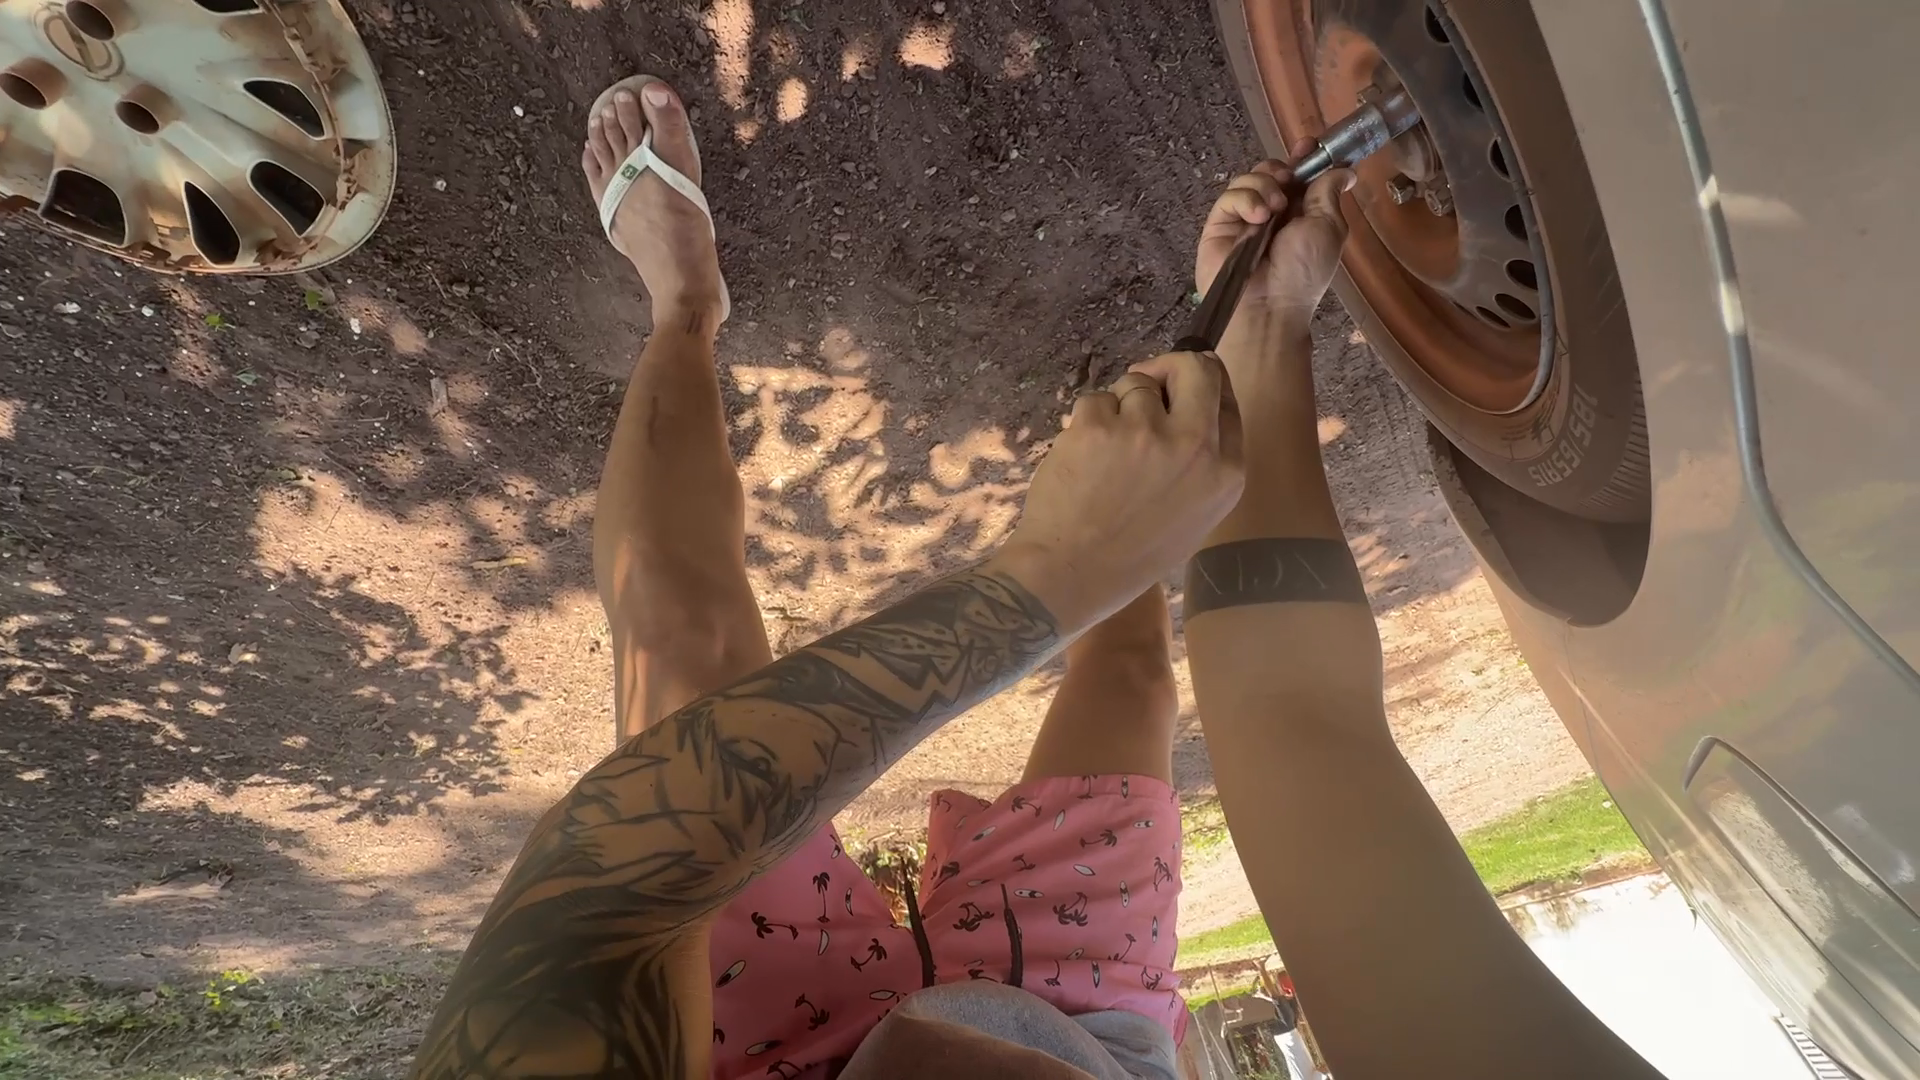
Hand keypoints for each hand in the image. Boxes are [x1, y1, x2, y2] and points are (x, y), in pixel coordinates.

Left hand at [991, 352, 1244, 630]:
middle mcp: (1194, 445)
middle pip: (1196, 369)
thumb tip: (1186, 413)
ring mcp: (1144, 431)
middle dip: (1169, 366)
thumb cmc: (1129, 558)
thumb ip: (1200, 465)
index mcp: (1226, 473)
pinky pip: (1094, 399)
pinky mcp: (1098, 425)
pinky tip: (1079, 458)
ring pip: (1135, 383)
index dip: (1198, 388)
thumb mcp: (1192, 519)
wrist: (1070, 574)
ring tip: (1102, 451)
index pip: (1225, 399)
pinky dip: (1084, 422)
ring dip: (1117, 406)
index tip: (1176, 391)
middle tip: (1146, 379)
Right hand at [1195, 140, 1354, 326]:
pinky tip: (1257, 218)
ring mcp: (1241, 221)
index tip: (1308, 146)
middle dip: (1281, 169)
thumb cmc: (1302, 272)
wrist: (1267, 306)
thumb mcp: (1328, 228)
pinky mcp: (1218, 228)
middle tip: (1288, 183)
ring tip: (1273, 210)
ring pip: (1248, 179)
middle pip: (1270, 172)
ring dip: (1264, 185)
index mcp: (1298, 214)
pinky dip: (1245, 200)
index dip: (1302, 157)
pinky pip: (1228, 198)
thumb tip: (1343, 169)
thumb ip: (1329, 194)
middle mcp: (1269, 215)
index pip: (1296, 176)